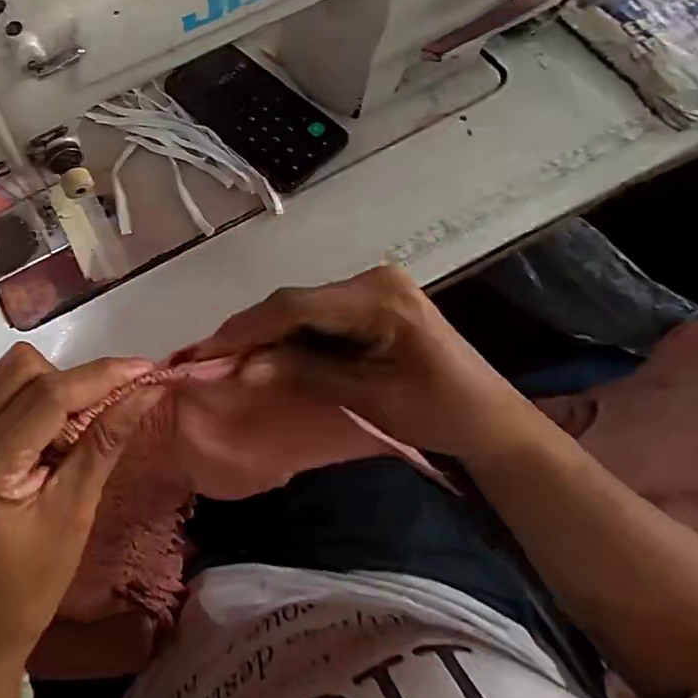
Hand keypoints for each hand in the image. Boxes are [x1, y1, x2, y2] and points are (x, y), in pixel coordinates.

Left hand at [0, 343, 160, 667]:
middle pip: (24, 371)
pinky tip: (51, 438)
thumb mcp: (76, 511)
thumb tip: (146, 392)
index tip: (146, 369)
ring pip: (11, 375)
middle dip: (76, 382)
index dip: (101, 376)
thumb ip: (106, 442)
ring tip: (76, 433)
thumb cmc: (34, 581)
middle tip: (108, 413)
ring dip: (55, 389)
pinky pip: (0, 394)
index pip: (48, 397)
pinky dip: (36, 402)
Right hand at [179, 266, 551, 462]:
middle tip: (211, 360)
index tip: (207, 353)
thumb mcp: (369, 397)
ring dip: (268, 335)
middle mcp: (373, 279)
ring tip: (230, 360)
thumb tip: (243, 368)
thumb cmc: (439, 412)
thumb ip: (305, 374)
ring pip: (302, 309)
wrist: (490, 419)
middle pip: (295, 302)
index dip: (247, 329)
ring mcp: (374, 288)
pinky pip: (319, 317)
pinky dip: (292, 338)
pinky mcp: (371, 303)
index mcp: (380, 297)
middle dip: (252, 332)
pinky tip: (269, 355)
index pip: (296, 305)